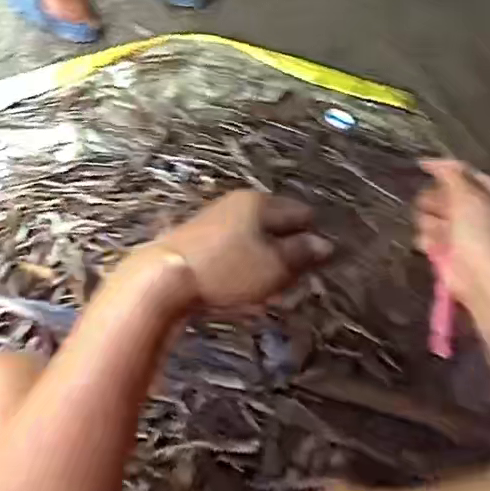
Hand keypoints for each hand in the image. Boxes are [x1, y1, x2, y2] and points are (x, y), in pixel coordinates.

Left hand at [157, 190, 332, 308]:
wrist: (164, 278)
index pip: (301, 213)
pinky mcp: (200, 238)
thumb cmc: (227, 270)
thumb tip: (324, 242)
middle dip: (290, 249)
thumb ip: (301, 253)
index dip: (315, 237)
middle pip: (276, 223)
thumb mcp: (274, 266)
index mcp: (259, 202)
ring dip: (267, 260)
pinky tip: (244, 285)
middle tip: (296, 281)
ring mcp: (216, 218)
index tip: (322, 266)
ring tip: (271, 288)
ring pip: (255, 237)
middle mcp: (237, 202)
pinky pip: (235, 248)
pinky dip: (245, 264)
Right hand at [415, 160, 489, 308]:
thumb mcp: (470, 199)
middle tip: (440, 211)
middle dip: (437, 202)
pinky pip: (432, 235)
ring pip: (434, 214)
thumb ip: (452, 175)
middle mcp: (488, 214)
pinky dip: (431, 240)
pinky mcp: (454, 252)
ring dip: (432, 223)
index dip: (445, 170)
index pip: (468, 174)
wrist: (488, 288)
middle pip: (447, 194)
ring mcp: (470, 234)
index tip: (421, 167)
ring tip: (441, 236)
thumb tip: (435, 162)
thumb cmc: (486, 240)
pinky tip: (436, 248)